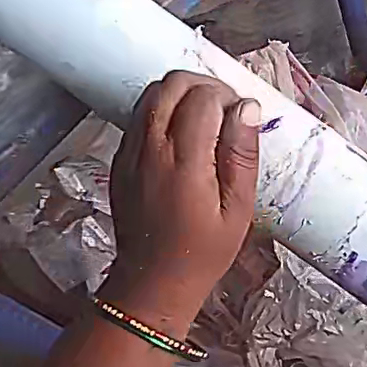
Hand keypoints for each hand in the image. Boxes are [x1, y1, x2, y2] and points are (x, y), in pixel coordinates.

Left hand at [101, 71, 260, 335]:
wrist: (152, 281)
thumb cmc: (203, 252)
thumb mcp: (237, 210)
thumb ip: (241, 155)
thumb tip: (247, 107)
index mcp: (183, 163)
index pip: (203, 98)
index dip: (228, 97)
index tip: (240, 118)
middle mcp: (150, 150)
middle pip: (171, 84)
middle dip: (203, 85)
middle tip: (223, 109)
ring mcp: (129, 153)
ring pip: (150, 94)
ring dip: (180, 94)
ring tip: (203, 119)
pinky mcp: (119, 160)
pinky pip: (138, 116)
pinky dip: (161, 111)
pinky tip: (180, 136)